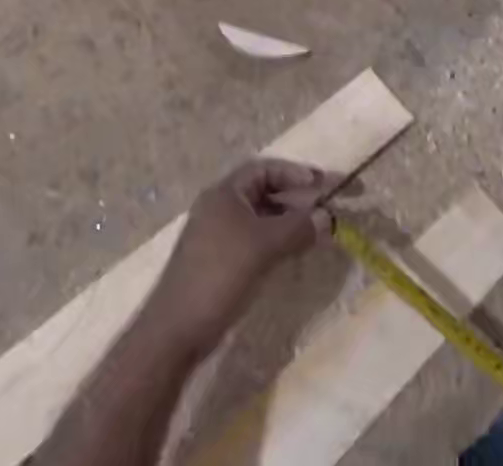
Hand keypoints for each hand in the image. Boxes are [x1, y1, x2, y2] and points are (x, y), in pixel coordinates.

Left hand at [143, 159, 337, 355]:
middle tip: (324, 204)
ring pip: (261, 217)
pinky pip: (255, 238)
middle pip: (263, 191)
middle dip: (295, 196)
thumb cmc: (221, 275)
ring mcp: (216, 236)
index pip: (264, 169)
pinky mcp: (219, 261)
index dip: (294, 172)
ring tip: (314, 229)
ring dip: (289, 220)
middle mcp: (218, 209)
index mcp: (224, 194)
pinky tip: (293, 251)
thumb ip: (301, 226)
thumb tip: (327, 218)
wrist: (175, 333)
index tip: (320, 183)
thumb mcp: (266, 245)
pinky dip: (277, 239)